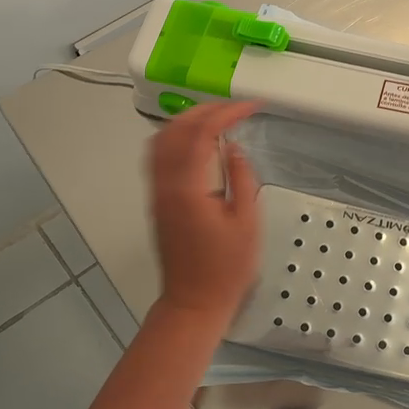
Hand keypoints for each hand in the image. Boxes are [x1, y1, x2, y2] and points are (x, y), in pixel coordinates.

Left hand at [148, 101, 262, 318]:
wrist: (194, 302)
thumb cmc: (227, 268)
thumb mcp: (247, 223)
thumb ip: (241, 178)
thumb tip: (233, 148)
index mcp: (188, 188)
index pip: (201, 134)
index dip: (226, 113)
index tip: (252, 107)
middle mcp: (165, 185)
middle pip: (174, 130)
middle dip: (205, 111)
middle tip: (235, 109)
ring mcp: (156, 193)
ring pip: (160, 141)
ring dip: (186, 122)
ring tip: (216, 118)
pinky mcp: (157, 202)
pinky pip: (158, 157)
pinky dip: (176, 138)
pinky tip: (198, 143)